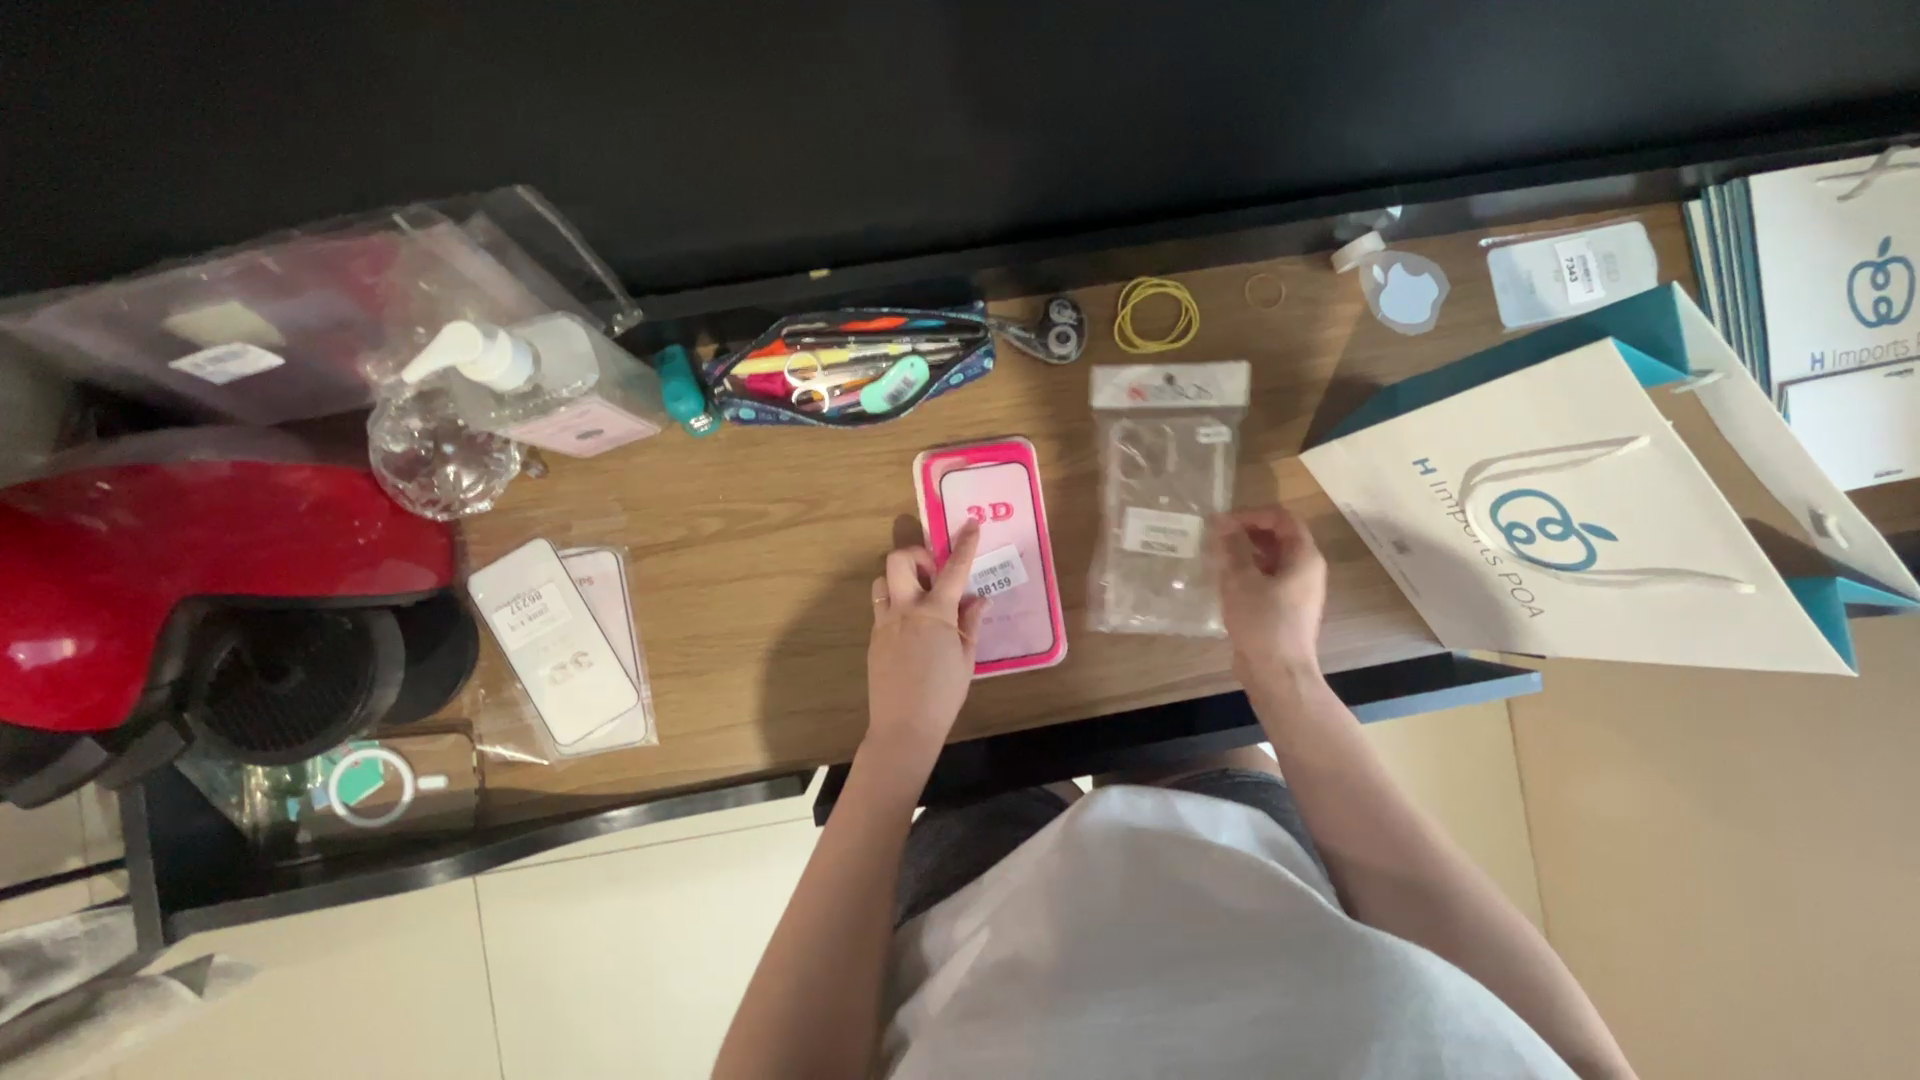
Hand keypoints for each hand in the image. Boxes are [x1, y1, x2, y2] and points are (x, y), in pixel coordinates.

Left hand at [866, 521, 987, 762]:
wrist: (904, 726)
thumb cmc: (943, 694)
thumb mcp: (966, 657)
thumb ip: (970, 622)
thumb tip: (979, 598)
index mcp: (934, 613)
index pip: (953, 570)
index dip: (964, 544)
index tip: (971, 524)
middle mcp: (904, 610)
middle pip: (898, 560)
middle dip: (916, 555)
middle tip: (933, 573)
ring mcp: (884, 623)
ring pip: (883, 582)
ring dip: (900, 580)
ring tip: (920, 599)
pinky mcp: (873, 638)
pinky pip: (881, 608)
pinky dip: (896, 606)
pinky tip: (912, 630)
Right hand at [1213, 505, 1327, 681]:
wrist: (1277, 672)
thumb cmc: (1262, 622)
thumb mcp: (1241, 580)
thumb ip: (1233, 547)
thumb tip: (1222, 522)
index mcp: (1304, 557)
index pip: (1282, 518)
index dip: (1252, 514)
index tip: (1223, 523)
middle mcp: (1306, 570)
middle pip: (1279, 537)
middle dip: (1246, 532)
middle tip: (1216, 538)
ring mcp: (1297, 591)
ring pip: (1271, 559)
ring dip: (1245, 553)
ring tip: (1216, 557)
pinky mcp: (1285, 608)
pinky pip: (1267, 579)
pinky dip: (1247, 573)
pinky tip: (1224, 582)